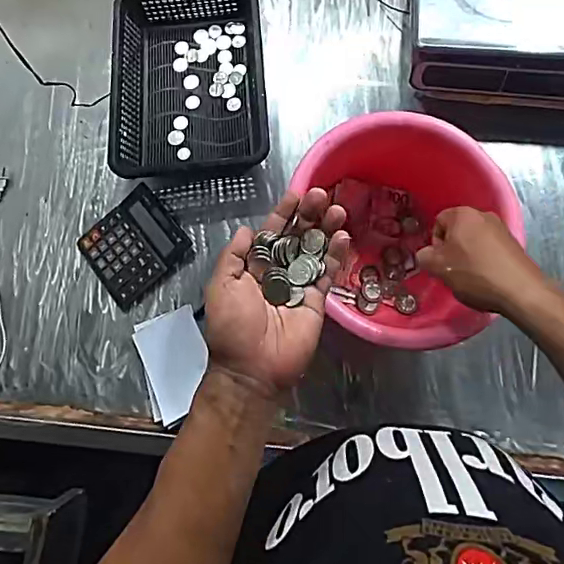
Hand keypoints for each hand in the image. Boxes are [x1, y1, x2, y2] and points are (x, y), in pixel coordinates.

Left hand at [203, 189, 350, 396]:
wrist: (252, 369)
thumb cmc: (232, 327)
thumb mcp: (221, 286)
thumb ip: (233, 256)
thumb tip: (246, 230)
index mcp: (254, 267)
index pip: (271, 233)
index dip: (283, 214)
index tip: (296, 195)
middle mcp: (279, 272)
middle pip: (297, 236)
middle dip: (310, 215)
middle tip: (323, 196)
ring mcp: (299, 285)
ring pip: (316, 250)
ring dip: (327, 229)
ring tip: (338, 211)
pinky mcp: (317, 300)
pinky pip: (327, 273)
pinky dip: (336, 255)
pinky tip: (343, 237)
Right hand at [415, 207, 551, 316]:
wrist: (520, 289)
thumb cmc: (475, 273)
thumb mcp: (439, 268)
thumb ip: (425, 257)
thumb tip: (426, 255)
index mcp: (463, 214)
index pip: (439, 221)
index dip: (435, 243)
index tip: (440, 262)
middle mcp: (483, 214)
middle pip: (458, 230)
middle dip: (452, 250)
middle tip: (453, 271)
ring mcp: (501, 228)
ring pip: (474, 240)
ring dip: (469, 256)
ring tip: (472, 277)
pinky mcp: (513, 243)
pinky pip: (490, 248)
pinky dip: (485, 260)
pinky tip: (487, 278)